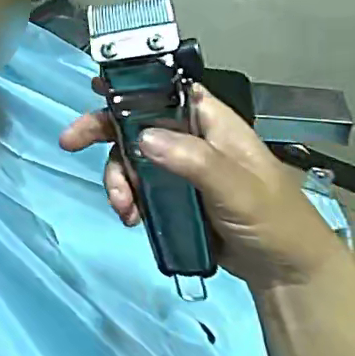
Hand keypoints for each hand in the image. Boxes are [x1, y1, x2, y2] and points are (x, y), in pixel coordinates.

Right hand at [60, 84, 344, 288]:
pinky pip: (138, 187)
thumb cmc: (272, 218)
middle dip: (103, 130)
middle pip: (137, 121)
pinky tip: (130, 217)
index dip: (132, 82)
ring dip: (117, 178)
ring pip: (131, 158)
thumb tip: (143, 138)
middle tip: (70, 141)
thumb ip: (193, 160)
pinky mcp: (172, 196)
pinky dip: (127, 198)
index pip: (166, 88)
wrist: (284, 272)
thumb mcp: (237, 187)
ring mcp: (179, 168)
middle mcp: (191, 137)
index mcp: (211, 121)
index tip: (97, 87)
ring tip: (123, 208)